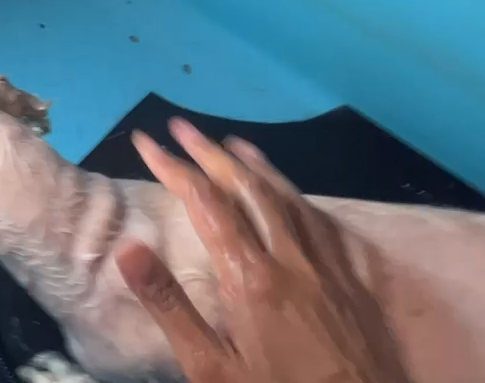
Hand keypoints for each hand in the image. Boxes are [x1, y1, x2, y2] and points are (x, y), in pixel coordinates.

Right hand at [116, 119, 411, 382]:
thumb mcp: (212, 370)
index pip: (205, 201)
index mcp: (252, 277)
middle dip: (210, 152)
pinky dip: (301, 200)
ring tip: (232, 143)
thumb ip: (170, 306)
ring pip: (292, 201)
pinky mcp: (357, 291)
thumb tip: (127, 247)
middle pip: (250, 189)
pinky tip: (293, 197)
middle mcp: (293, 263)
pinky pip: (327, 228)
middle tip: (180, 126)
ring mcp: (331, 274)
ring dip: (257, 166)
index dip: (171, 165)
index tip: (144, 141)